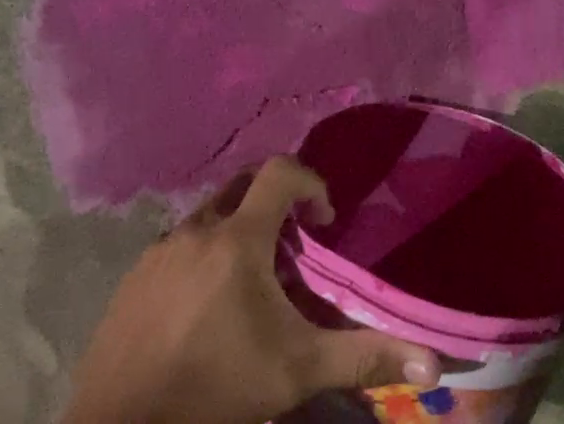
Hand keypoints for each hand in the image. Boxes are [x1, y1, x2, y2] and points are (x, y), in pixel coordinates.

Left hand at [65, 157, 440, 423]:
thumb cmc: (214, 391)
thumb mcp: (297, 372)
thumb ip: (365, 357)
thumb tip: (432, 363)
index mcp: (237, 240)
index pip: (279, 172)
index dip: (310, 182)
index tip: (323, 221)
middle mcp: (194, 232)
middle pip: (242, 185)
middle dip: (274, 201)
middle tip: (294, 243)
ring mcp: (156, 255)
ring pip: (207, 216)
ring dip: (237, 229)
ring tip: (253, 280)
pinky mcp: (130, 282)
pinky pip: (177, 246)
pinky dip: (203, 255)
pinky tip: (207, 306)